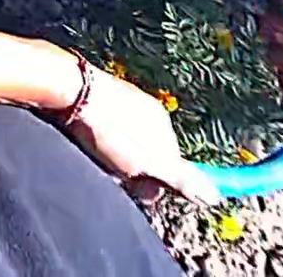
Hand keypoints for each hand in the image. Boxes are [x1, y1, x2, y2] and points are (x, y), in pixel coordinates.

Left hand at [63, 67, 220, 204]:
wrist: (67, 88)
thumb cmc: (110, 127)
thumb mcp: (151, 161)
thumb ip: (183, 178)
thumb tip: (215, 196)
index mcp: (160, 119)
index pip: (171, 165)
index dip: (158, 182)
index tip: (143, 188)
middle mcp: (142, 107)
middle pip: (145, 155)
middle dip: (133, 171)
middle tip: (115, 170)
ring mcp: (118, 101)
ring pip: (122, 146)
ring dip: (112, 159)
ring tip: (96, 153)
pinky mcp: (94, 100)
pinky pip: (102, 132)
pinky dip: (96, 142)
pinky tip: (84, 141)